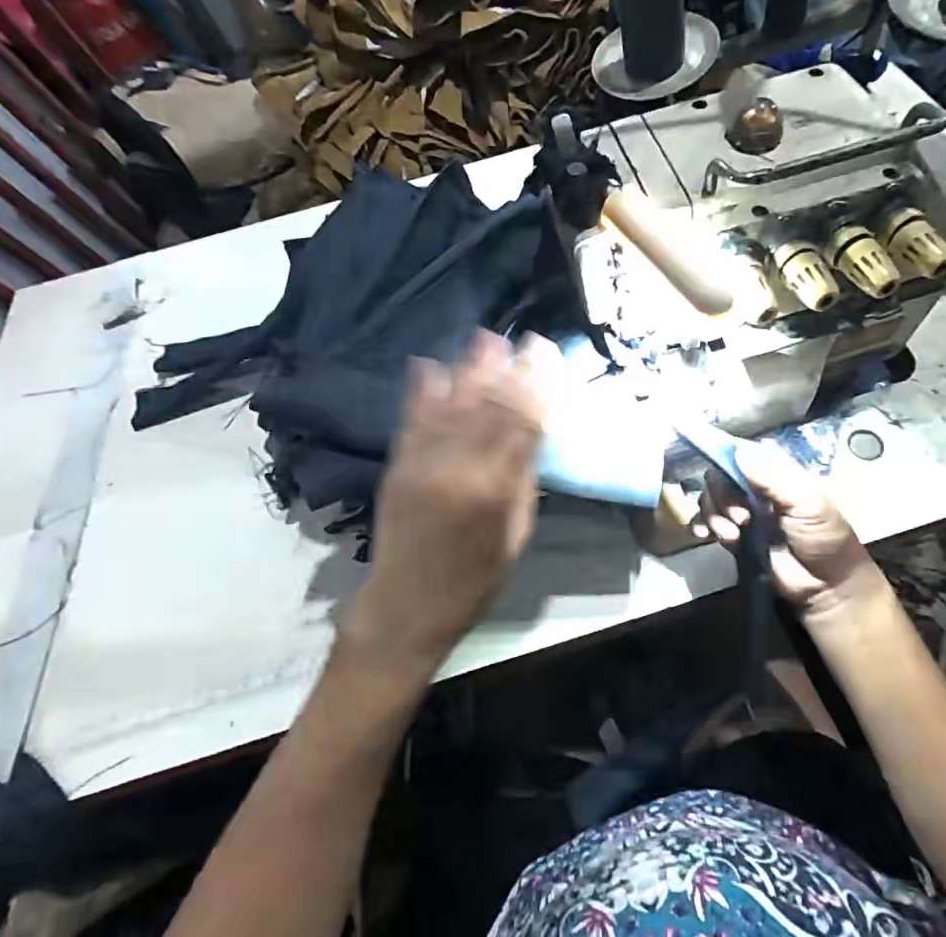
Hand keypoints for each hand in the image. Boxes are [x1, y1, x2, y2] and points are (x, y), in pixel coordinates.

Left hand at [346, 330, 560, 665]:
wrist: (407, 606)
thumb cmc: (475, 580)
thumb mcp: (516, 536)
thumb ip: (523, 481)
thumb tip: (533, 433)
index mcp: (497, 490)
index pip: (523, 424)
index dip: (537, 386)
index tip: (547, 358)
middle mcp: (459, 469)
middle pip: (490, 407)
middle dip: (509, 369)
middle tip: (523, 340)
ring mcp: (423, 464)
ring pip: (453, 404)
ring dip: (470, 369)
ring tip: (485, 338)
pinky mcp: (398, 465)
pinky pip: (413, 419)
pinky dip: (422, 389)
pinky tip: (431, 362)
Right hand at [695, 441, 891, 619]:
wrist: (825, 586)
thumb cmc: (823, 537)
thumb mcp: (806, 502)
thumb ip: (772, 478)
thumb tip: (738, 450)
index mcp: (776, 473)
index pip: (743, 452)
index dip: (726, 453)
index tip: (715, 461)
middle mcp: (756, 488)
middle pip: (721, 476)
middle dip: (722, 494)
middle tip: (741, 516)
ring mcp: (743, 512)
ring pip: (711, 499)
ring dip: (715, 514)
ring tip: (734, 534)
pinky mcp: (733, 535)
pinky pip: (707, 522)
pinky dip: (702, 525)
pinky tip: (705, 534)